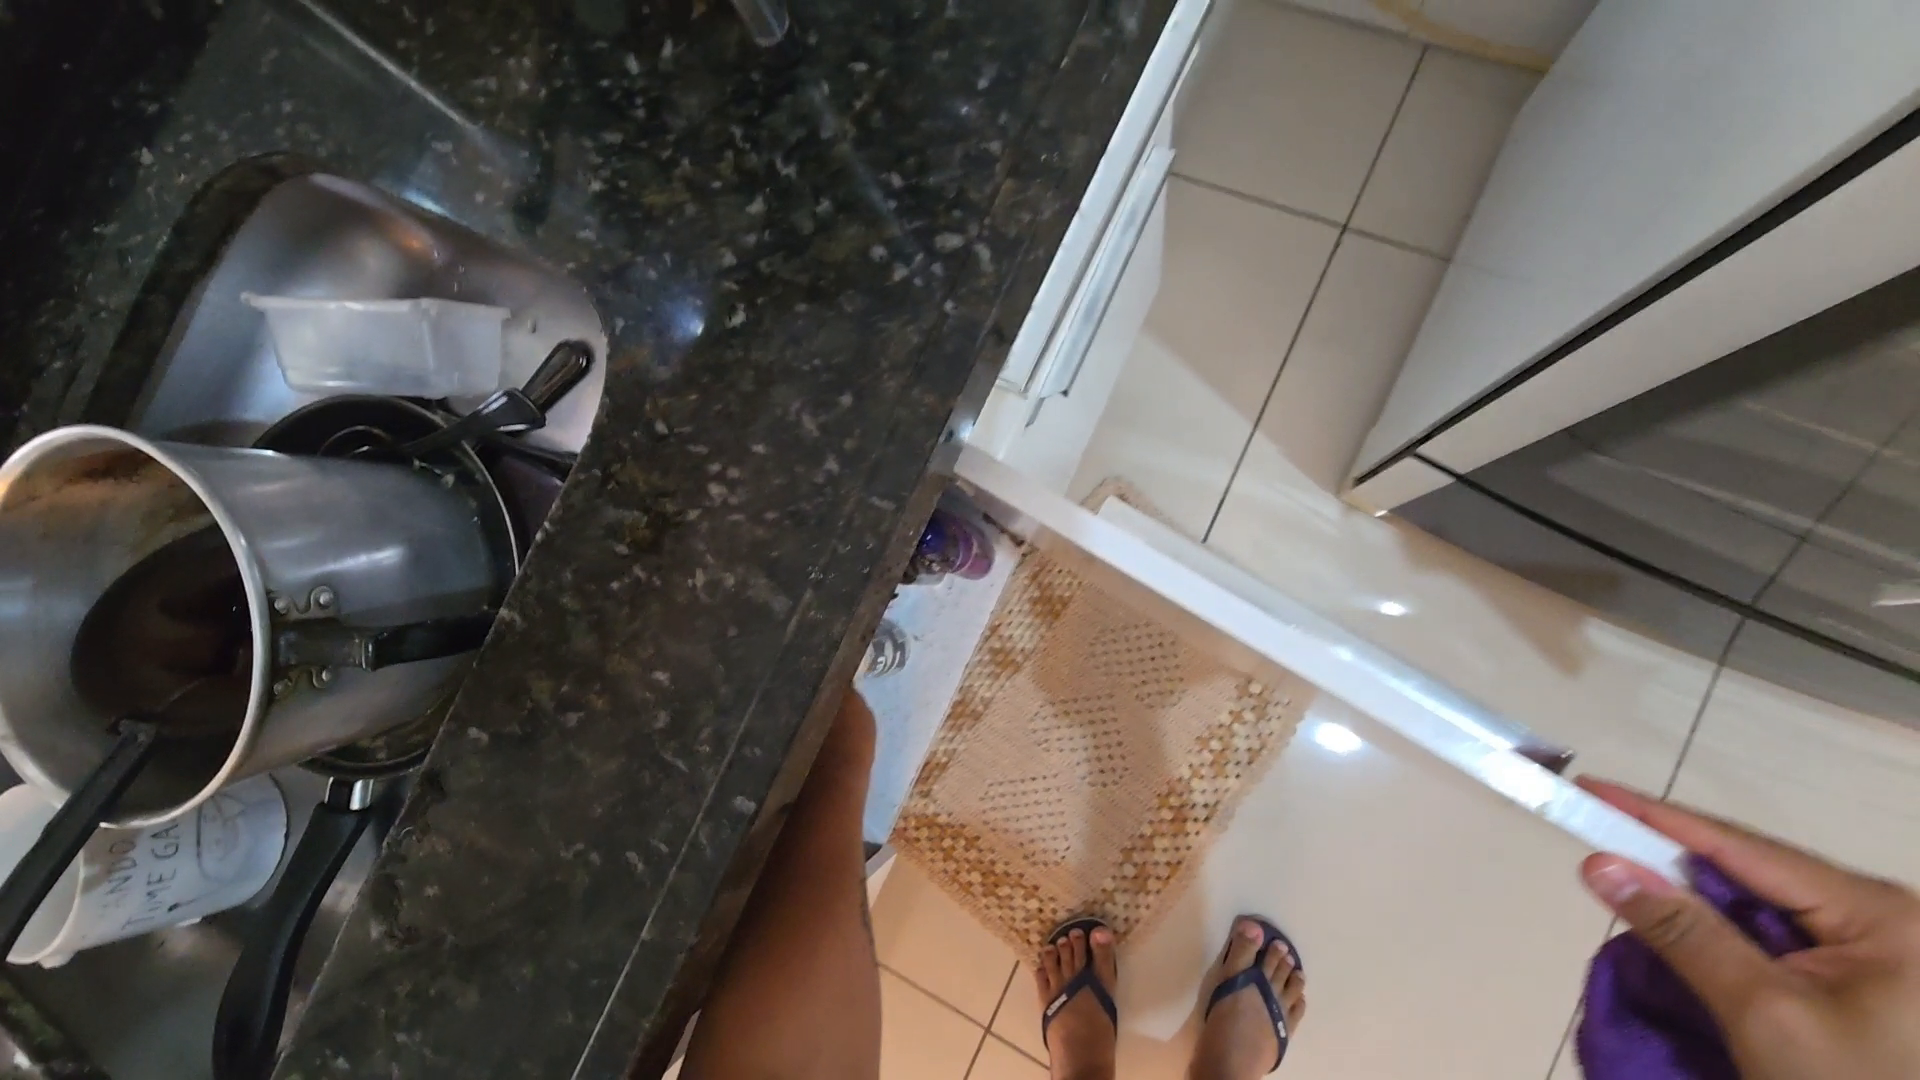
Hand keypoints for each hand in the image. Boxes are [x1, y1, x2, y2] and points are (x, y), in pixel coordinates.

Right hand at [1577, 778, 1919, 1079]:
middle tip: (1598, 832)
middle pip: (1752, 866)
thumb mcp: (1763, 1012)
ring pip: (1765, 897)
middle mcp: (1894, 916)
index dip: (1654, 813)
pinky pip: (1783, 928)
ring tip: (1630, 874)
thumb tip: (1600, 862)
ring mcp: (1892, 946)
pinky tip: (1689, 923)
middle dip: (1671, 852)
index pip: (1739, 846)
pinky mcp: (1882, 975)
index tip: (1587, 787)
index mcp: (1885, 915)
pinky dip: (1727, 923)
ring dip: (1695, 891)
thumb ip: (1682, 931)